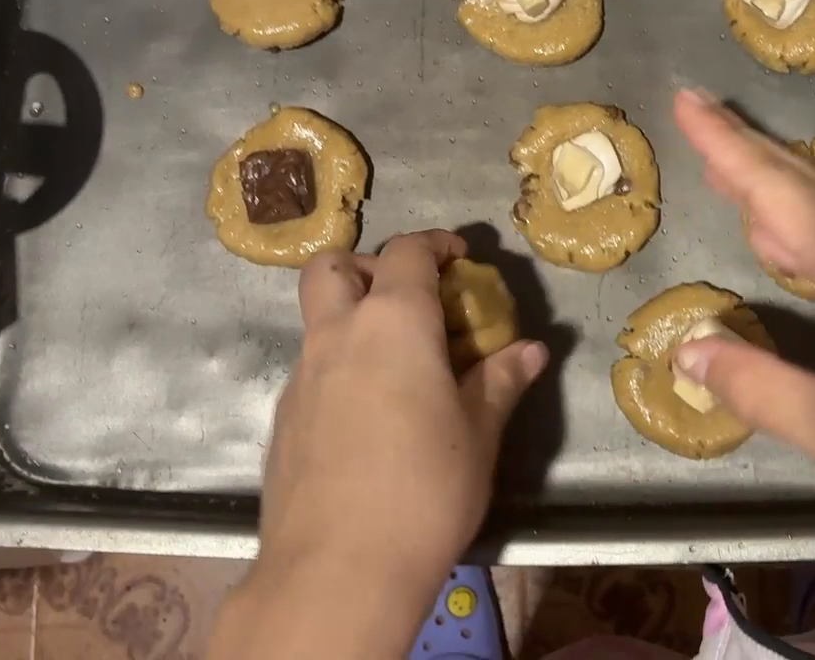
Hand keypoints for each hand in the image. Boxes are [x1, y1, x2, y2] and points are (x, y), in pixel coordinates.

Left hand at [258, 230, 547, 589]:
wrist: (335, 571)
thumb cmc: (424, 488)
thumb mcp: (479, 432)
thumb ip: (501, 381)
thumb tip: (531, 350)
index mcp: (393, 322)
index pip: (408, 252)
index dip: (436, 244)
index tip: (460, 256)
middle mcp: (338, 335)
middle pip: (333, 267)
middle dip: (369, 267)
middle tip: (407, 299)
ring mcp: (302, 376)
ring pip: (318, 319)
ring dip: (353, 319)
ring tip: (397, 364)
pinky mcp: (283, 419)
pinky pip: (312, 368)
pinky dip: (340, 366)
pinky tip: (369, 416)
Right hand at [669, 89, 814, 545]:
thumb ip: (756, 384)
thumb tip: (685, 347)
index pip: (774, 188)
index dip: (724, 144)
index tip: (687, 100)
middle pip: (804, 183)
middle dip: (746, 153)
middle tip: (699, 123)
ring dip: (777, 193)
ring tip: (731, 183)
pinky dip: (809, 231)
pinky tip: (798, 257)